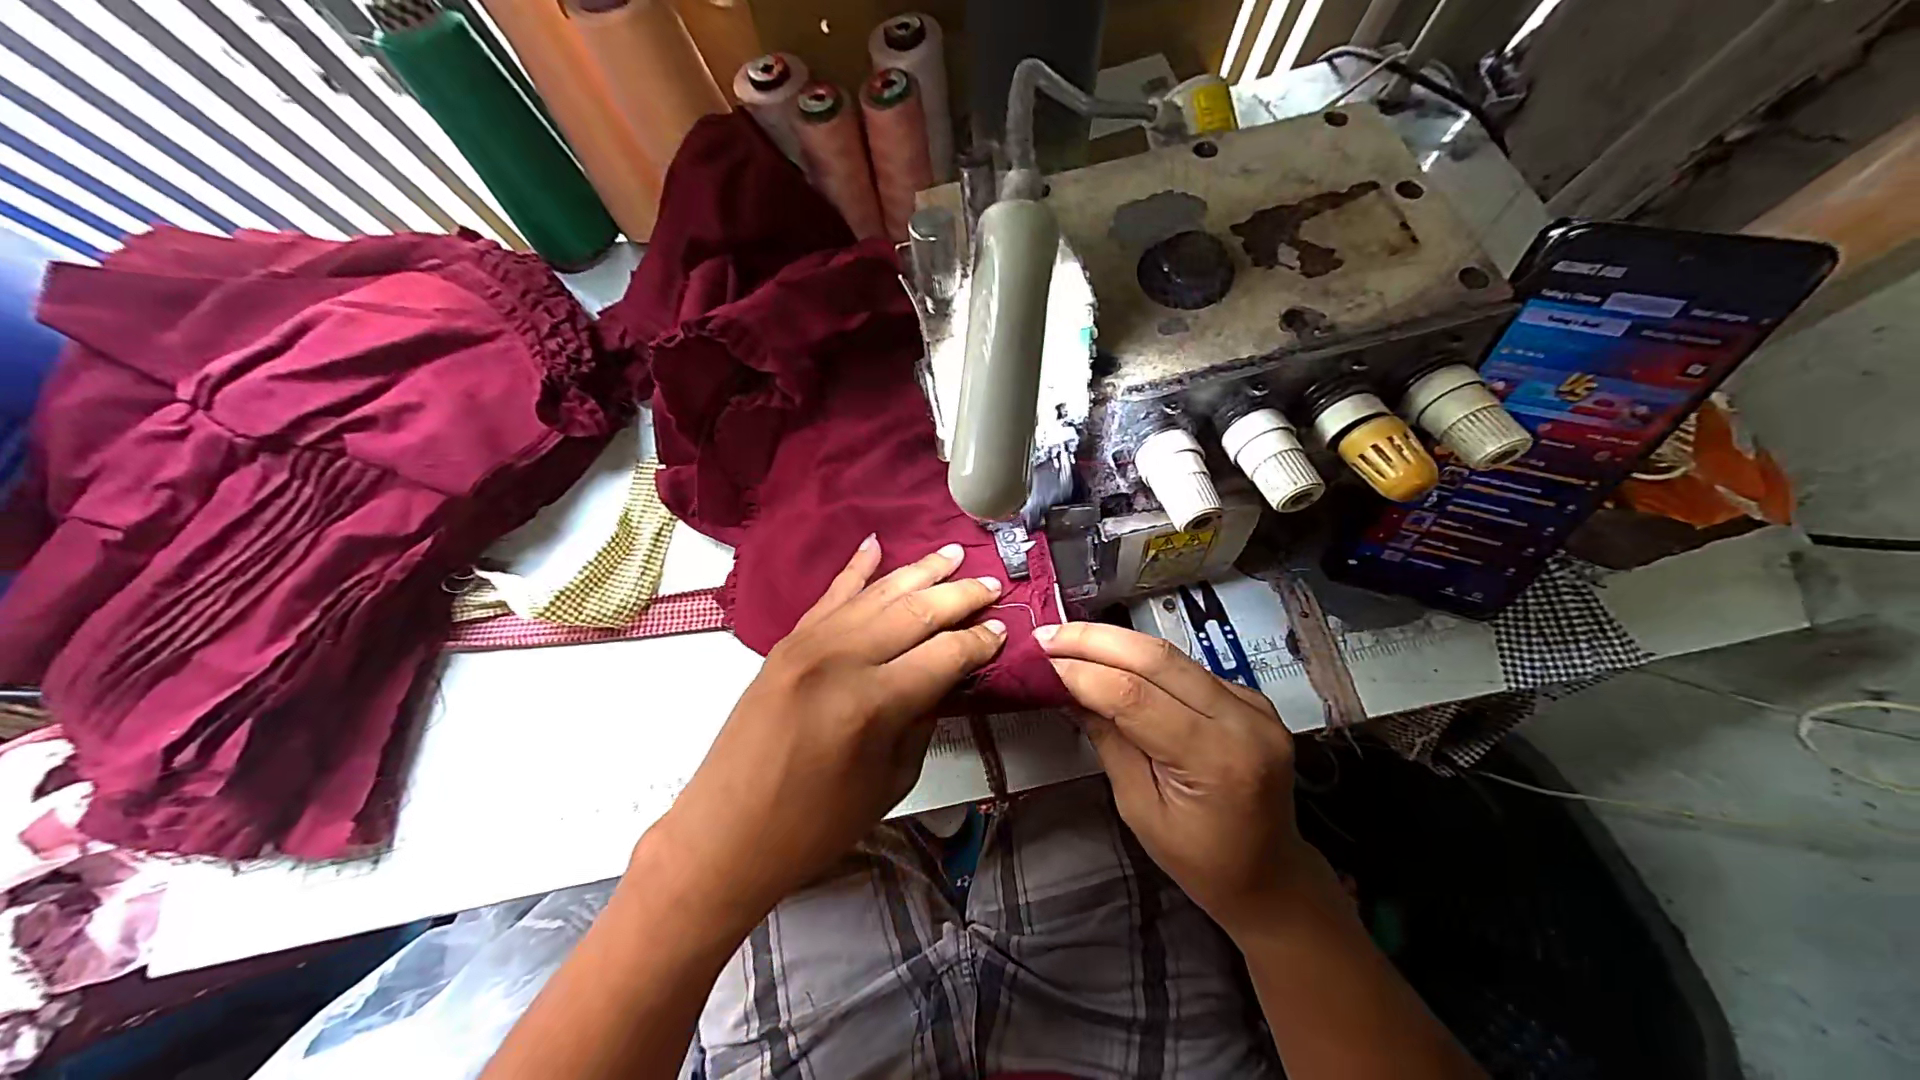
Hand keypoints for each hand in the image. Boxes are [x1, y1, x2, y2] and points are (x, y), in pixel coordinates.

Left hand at [638, 537, 1005, 934]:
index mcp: (873, 702)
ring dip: (919, 571)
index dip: (980, 641)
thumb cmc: (815, 825)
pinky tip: (875, 545)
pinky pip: (830, 595)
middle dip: (960, 595)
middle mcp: (842, 659)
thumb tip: (947, 677)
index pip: (945, 653)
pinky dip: (856, 569)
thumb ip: (922, 719)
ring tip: (952, 554)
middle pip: (916, 611)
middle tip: (992, 585)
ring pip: (877, 593)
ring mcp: (809, 644)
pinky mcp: (787, 642)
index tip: (1002, 631)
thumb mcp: (890, 779)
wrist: (728, 832)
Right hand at [1039, 622, 1326, 939]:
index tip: (1040, 661)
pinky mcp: (1251, 696)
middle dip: (1094, 640)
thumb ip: (1108, 740)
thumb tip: (1068, 689)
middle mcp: (1243, 720)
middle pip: (1157, 658)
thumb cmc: (1201, 861)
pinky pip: (1186, 667)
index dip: (1082, 672)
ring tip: (1067, 641)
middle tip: (1047, 636)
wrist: (1271, 876)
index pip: (1135, 696)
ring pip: (1171, 654)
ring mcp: (1253, 703)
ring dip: (1114, 642)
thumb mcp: (1140, 808)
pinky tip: (1109, 659)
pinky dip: (1141, 659)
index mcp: (1215, 759)